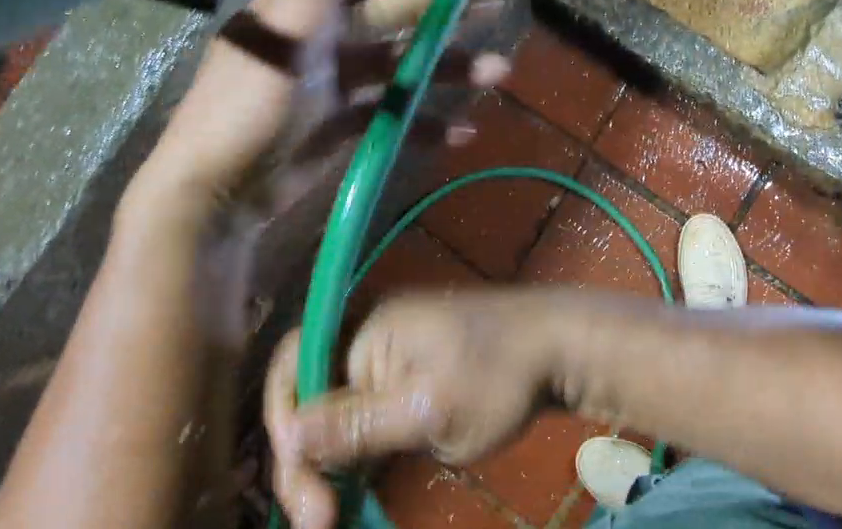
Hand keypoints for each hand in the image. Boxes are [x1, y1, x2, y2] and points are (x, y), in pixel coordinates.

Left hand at [129, 0, 508, 220]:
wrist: (216, 194)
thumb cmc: (242, 110)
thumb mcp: (278, 44)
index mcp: (298, 12)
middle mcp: (318, 42)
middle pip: (387, 19)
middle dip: (438, 16)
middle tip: (490, 11)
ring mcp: (330, 87)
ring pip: (398, 70)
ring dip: (444, 71)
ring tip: (496, 74)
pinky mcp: (338, 129)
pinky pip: (389, 117)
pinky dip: (423, 123)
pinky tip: (460, 134)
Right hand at [264, 291, 568, 528]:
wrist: (558, 350)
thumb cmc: (496, 376)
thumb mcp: (427, 410)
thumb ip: (356, 425)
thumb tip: (289, 434)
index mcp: (364, 331)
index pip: (294, 369)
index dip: (284, 426)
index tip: (302, 485)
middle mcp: (366, 339)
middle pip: (310, 398)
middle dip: (305, 459)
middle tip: (319, 521)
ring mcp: (387, 359)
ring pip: (335, 413)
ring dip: (327, 465)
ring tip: (330, 517)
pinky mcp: (405, 381)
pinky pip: (363, 417)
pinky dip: (356, 455)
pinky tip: (353, 494)